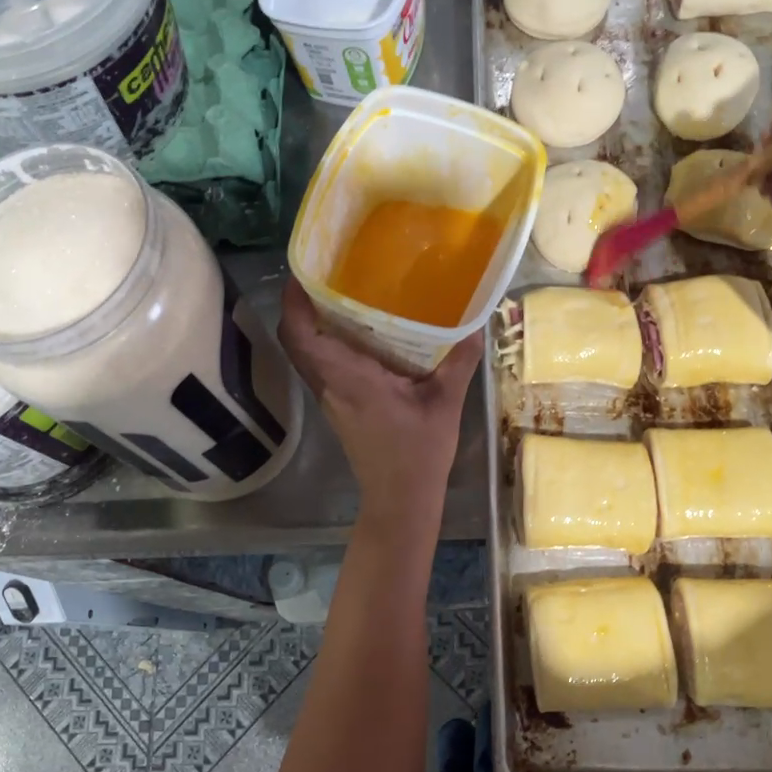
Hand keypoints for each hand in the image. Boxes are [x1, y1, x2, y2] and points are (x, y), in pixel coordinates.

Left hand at [277, 280, 481, 519]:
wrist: (400, 500)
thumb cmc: (418, 452)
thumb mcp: (445, 403)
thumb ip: (459, 361)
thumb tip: (477, 322)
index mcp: (348, 378)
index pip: (301, 335)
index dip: (294, 301)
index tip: (302, 271)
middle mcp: (330, 385)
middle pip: (297, 340)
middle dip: (302, 305)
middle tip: (324, 275)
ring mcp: (331, 399)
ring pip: (309, 354)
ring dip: (315, 324)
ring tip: (342, 295)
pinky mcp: (339, 408)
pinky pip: (324, 366)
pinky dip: (330, 344)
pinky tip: (361, 334)